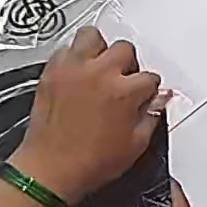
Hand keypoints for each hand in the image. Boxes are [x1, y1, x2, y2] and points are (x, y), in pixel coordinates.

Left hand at [10, 27, 161, 205]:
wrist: (50, 170)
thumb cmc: (88, 162)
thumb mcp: (135, 146)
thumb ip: (150, 118)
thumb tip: (156, 104)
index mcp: (124, 92)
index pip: (150, 77)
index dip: (150, 88)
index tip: (145, 94)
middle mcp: (99, 74)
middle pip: (124, 48)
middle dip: (129, 64)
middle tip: (124, 78)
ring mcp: (73, 70)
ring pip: (92, 36)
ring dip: (100, 48)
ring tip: (100, 64)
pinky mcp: (51, 73)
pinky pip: (65, 50)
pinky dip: (73, 57)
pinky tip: (78, 72)